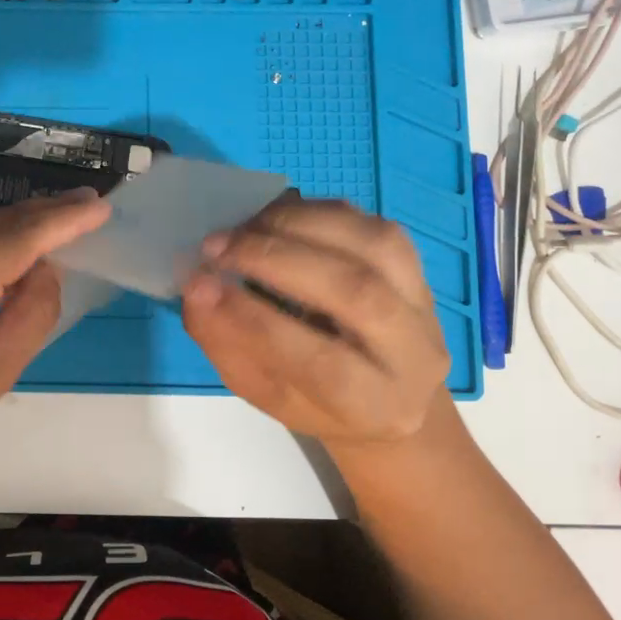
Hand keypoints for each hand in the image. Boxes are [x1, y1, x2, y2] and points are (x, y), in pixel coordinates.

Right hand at [180, 199, 452, 450]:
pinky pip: (374, 225)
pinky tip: (275, 219)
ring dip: (298, 224)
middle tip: (214, 246)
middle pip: (356, 292)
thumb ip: (225, 343)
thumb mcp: (259, 390)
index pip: (322, 364)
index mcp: (373, 406)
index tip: (199, 285)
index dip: (255, 319)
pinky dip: (318, 213)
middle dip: (274, 258)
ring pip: (375, 245)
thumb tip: (196, 286)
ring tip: (242, 227)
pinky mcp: (419, 267)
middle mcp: (414, 355)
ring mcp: (424, 305)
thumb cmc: (312, 401)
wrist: (389, 396)